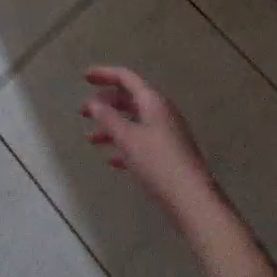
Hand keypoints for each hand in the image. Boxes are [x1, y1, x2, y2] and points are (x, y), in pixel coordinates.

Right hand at [79, 65, 215, 216]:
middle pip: (128, 99)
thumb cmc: (158, 162)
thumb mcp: (126, 137)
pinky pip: (141, 142)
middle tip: (83, 112)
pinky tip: (111, 160)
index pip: (125, 77)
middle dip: (104, 104)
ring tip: (90, 139)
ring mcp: (167, 135)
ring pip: (133, 122)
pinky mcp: (169, 155)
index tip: (83, 78)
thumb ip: (107, 116)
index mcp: (153, 101)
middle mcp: (161, 113)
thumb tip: (93, 102)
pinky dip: (124, 145)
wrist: (194, 202)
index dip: (103, 74)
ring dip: (111, 127)